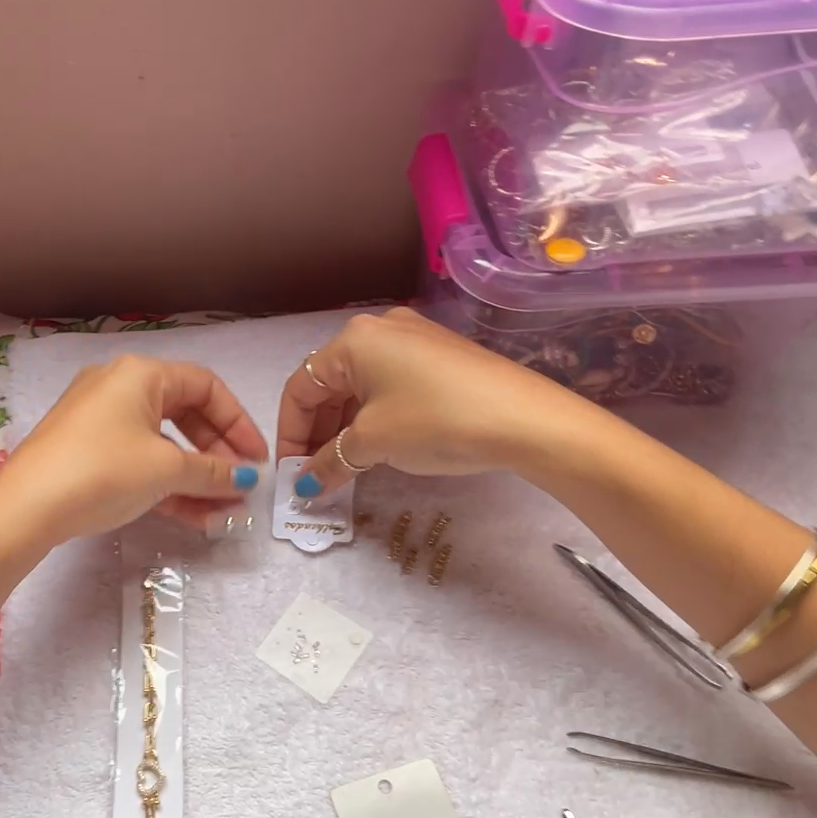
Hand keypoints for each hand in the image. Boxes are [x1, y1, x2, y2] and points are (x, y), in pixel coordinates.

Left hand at [0, 355, 268, 542]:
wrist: (26, 507)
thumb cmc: (104, 471)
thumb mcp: (166, 470)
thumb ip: (212, 472)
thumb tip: (247, 478)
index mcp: (142, 374)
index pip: (207, 386)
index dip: (238, 423)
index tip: (257, 460)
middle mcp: (120, 386)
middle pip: (185, 414)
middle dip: (217, 454)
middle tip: (241, 486)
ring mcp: (100, 420)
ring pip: (162, 443)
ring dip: (195, 476)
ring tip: (223, 510)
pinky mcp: (87, 451)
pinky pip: (139, 460)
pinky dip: (166, 483)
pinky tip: (193, 516)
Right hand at [278, 307, 607, 496]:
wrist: (526, 419)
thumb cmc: (435, 421)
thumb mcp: (373, 443)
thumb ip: (329, 462)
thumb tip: (303, 488)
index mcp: (353, 340)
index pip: (300, 388)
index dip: (289, 434)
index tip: (290, 474)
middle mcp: (379, 330)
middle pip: (329, 385)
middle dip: (316, 433)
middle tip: (315, 475)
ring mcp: (414, 340)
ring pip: (359, 387)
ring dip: (343, 429)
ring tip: (343, 469)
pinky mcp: (440, 358)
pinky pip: (388, 387)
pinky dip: (372, 418)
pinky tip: (377, 448)